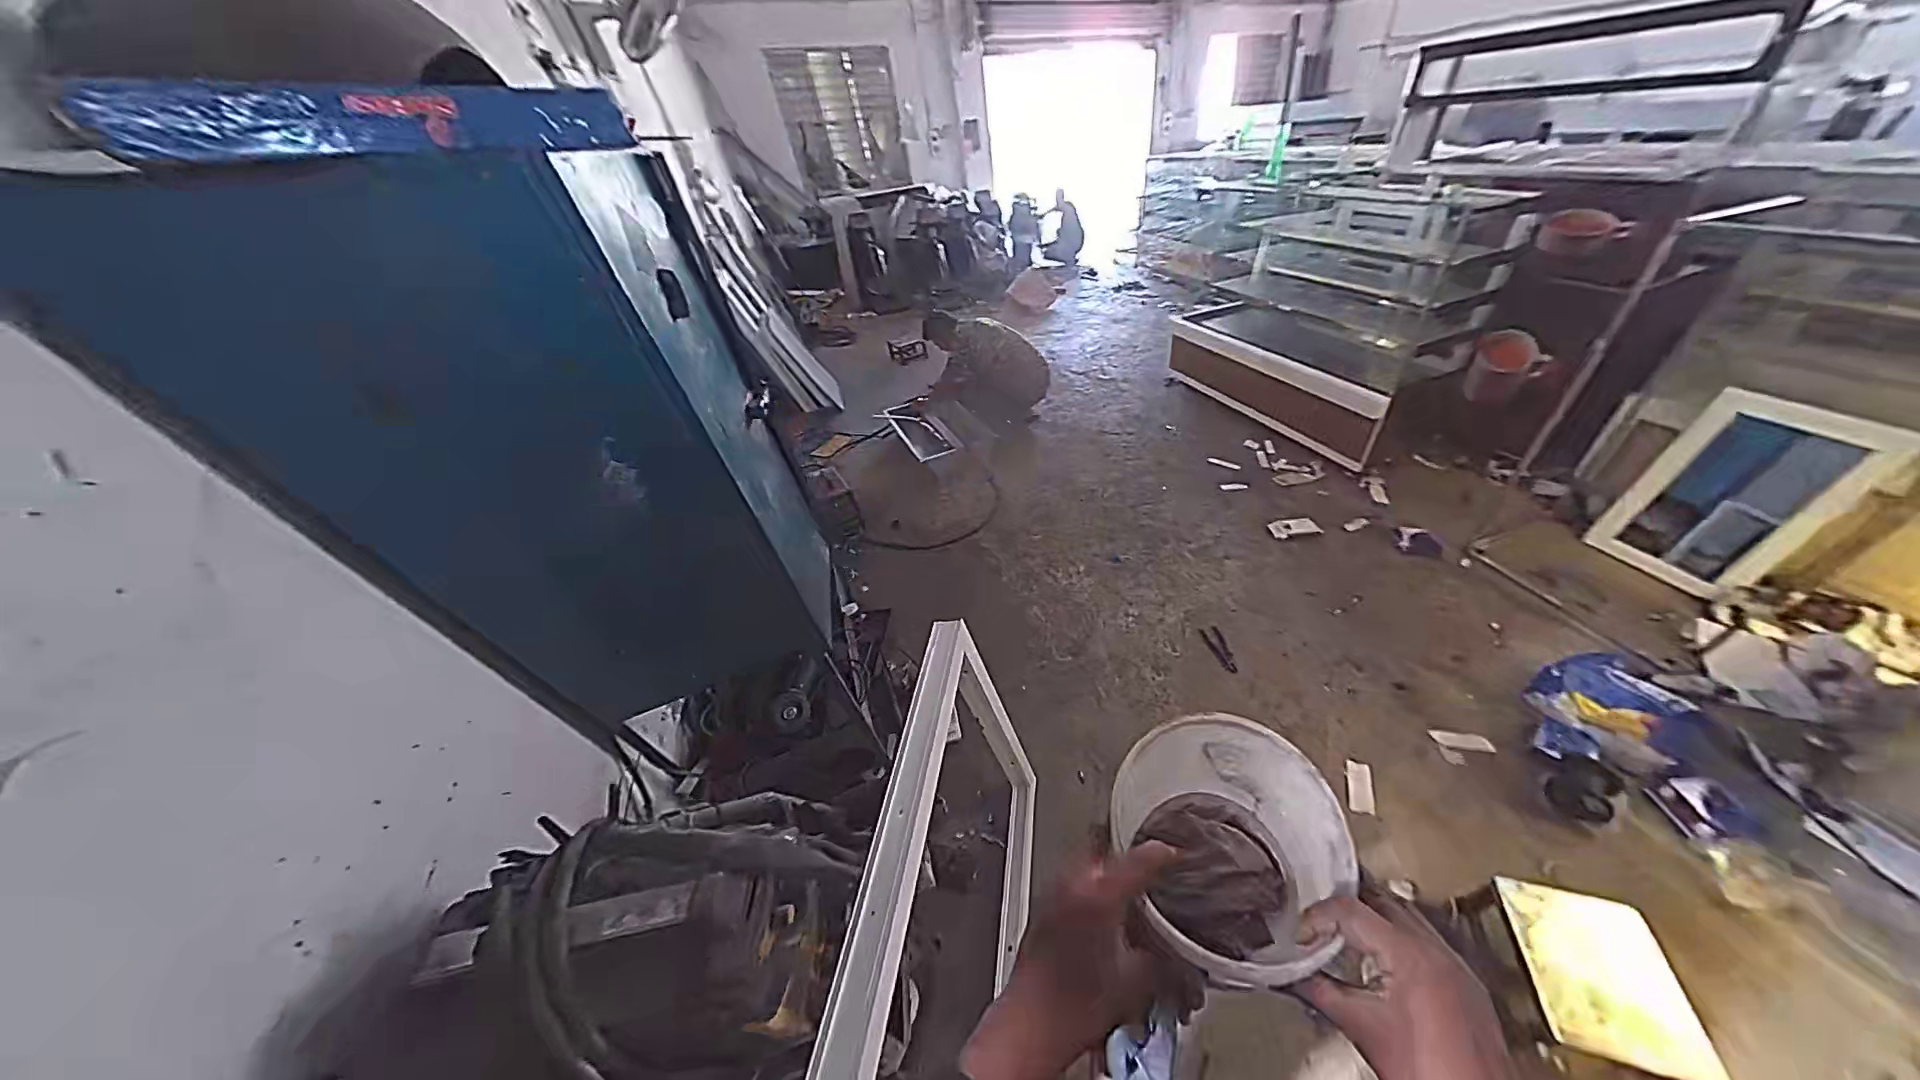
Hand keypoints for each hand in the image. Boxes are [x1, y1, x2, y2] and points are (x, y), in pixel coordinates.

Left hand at [959, 840, 1180, 1079]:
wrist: (1034, 1021)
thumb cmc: (1079, 1005)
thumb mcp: (1138, 980)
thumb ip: (1161, 952)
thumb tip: (1174, 945)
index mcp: (1100, 895)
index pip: (1138, 860)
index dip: (1161, 854)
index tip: (1174, 854)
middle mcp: (1073, 883)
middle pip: (1106, 848)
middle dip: (1130, 856)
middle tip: (1151, 866)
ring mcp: (1054, 890)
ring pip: (1088, 862)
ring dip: (1109, 869)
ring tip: (1129, 888)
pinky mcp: (1044, 903)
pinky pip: (1073, 878)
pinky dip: (1092, 884)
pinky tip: (1103, 907)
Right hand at [1293, 892, 1514, 1079]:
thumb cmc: (1432, 1077)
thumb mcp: (1361, 1029)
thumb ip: (1320, 991)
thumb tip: (1292, 973)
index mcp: (1411, 955)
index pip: (1350, 910)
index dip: (1318, 917)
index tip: (1303, 935)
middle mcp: (1438, 953)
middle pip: (1379, 900)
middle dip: (1343, 909)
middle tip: (1318, 925)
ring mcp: (1457, 968)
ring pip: (1405, 916)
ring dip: (1371, 921)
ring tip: (1345, 939)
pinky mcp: (1467, 986)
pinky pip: (1426, 941)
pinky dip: (1396, 940)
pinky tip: (1381, 964)